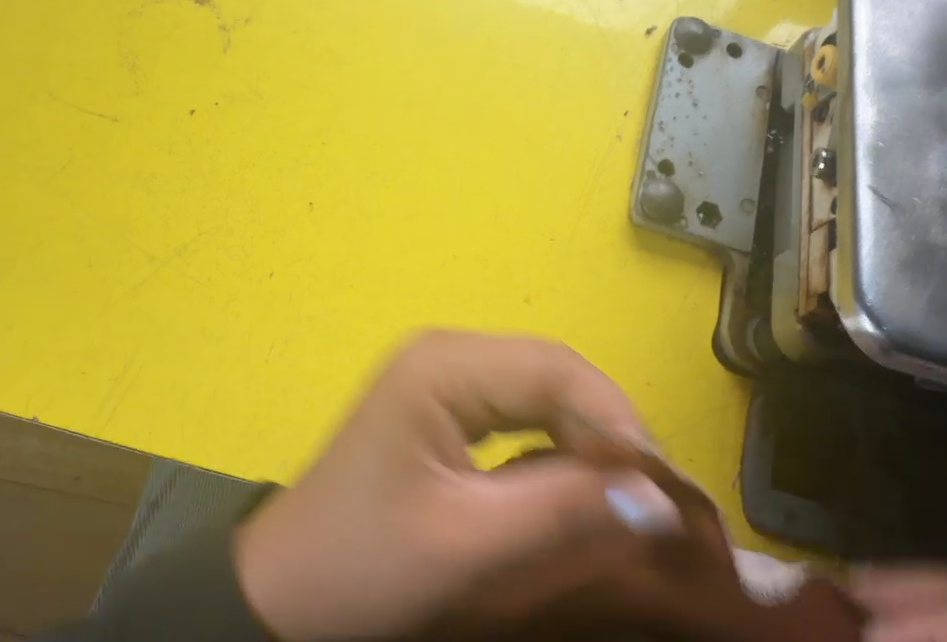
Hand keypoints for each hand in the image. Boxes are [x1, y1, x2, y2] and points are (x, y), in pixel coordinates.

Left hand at [233, 331, 682, 640]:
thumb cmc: (363, 566)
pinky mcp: (449, 405)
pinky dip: (561, 445)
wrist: (285, 595)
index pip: (555, 370)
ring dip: (590, 438)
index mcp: (444, 365)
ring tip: (629, 492)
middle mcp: (449, 353)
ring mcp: (447, 375)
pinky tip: (583, 483)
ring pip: (546, 391)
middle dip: (608, 429)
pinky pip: (525, 411)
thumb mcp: (466, 544)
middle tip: (654, 493)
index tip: (661, 484)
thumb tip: (657, 500)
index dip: (616, 419)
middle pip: (555, 374)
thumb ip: (563, 513)